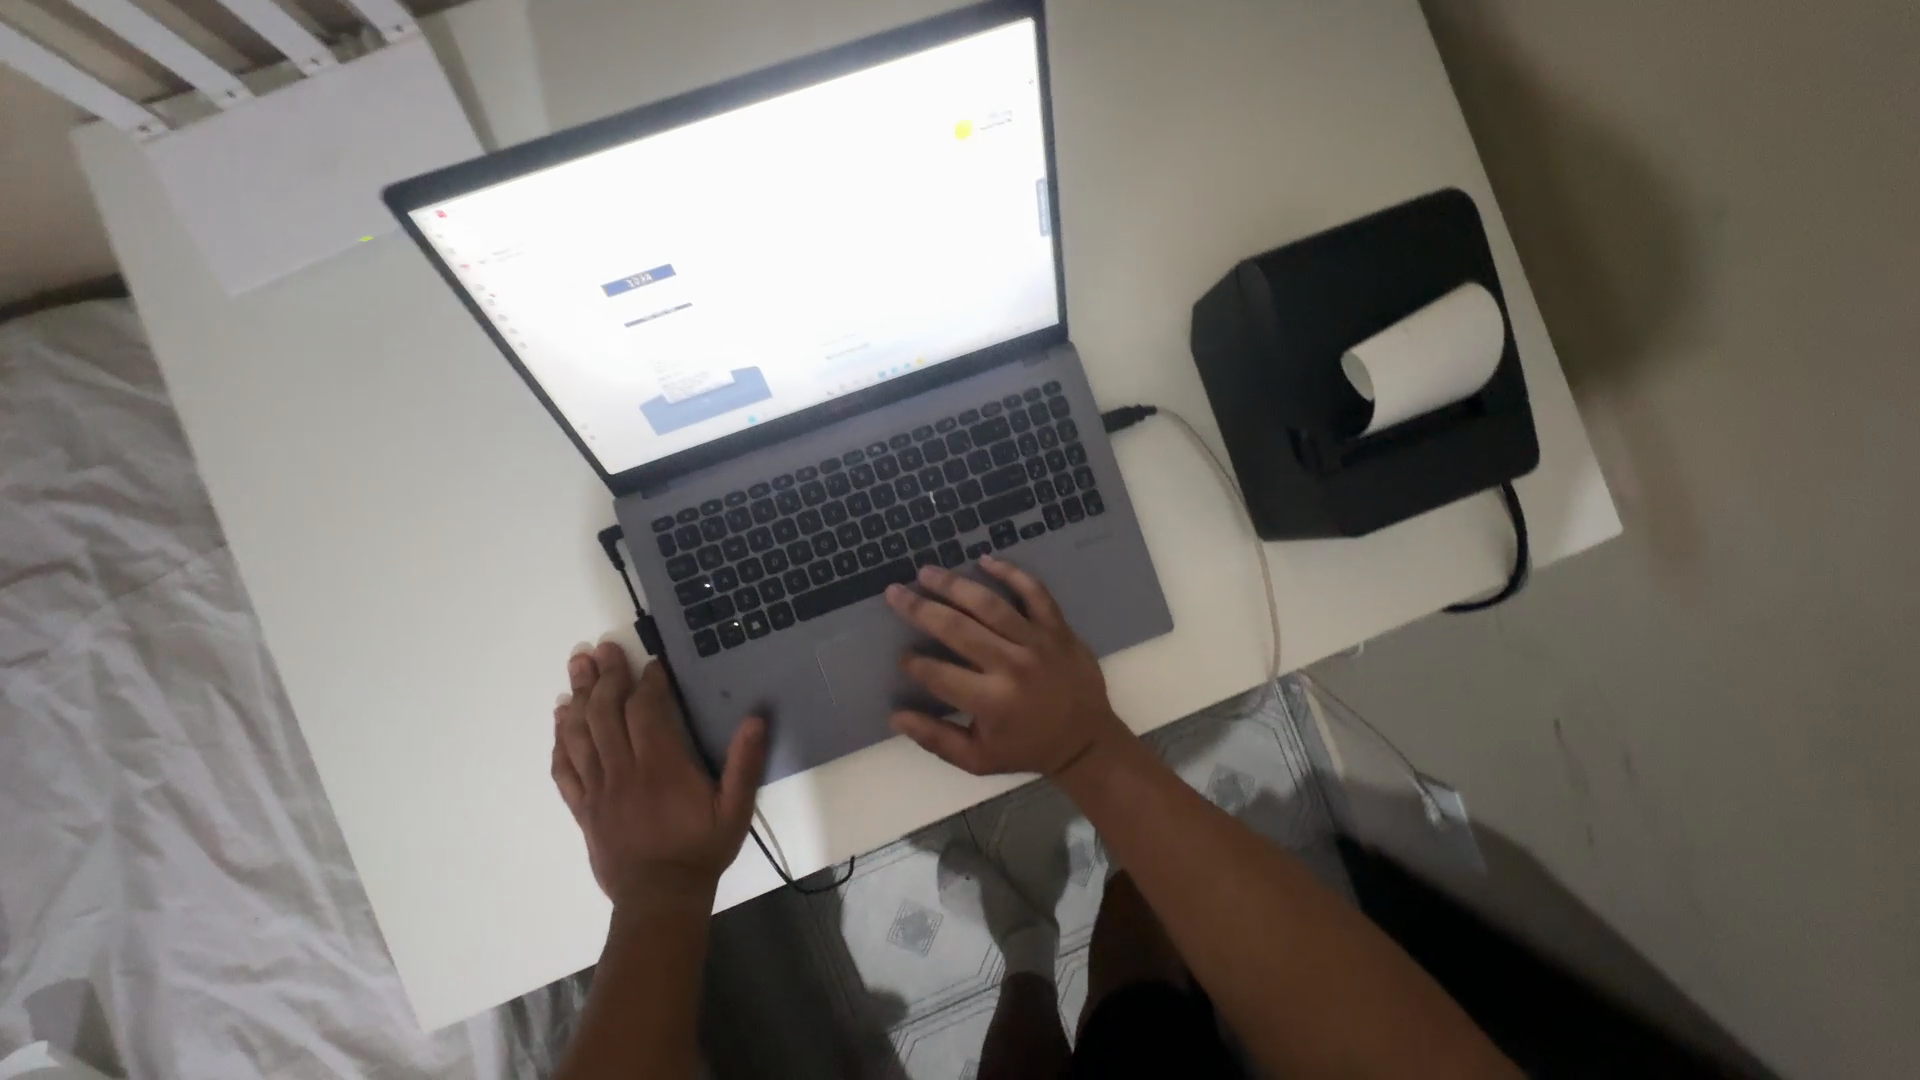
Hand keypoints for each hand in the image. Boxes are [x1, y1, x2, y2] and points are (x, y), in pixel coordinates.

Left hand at [551, 643, 766, 909]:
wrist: (659, 900)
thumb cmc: (701, 851)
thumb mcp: (735, 810)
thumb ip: (744, 763)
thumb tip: (755, 719)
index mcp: (662, 767)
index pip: (647, 711)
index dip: (648, 682)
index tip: (653, 662)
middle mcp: (625, 771)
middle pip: (606, 713)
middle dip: (605, 677)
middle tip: (602, 648)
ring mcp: (598, 789)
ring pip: (581, 735)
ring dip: (577, 697)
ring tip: (577, 666)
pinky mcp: (583, 808)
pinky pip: (564, 769)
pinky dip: (560, 740)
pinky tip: (560, 719)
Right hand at [884, 555, 1129, 776]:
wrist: (1086, 741)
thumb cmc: (1026, 749)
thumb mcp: (978, 759)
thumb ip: (935, 738)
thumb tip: (896, 717)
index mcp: (991, 701)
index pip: (940, 674)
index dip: (915, 663)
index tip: (902, 656)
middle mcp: (1012, 666)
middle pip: (958, 629)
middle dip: (920, 610)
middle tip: (894, 593)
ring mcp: (1037, 642)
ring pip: (990, 605)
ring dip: (954, 585)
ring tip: (926, 572)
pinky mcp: (1058, 628)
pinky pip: (1035, 593)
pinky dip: (1012, 574)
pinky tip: (985, 561)